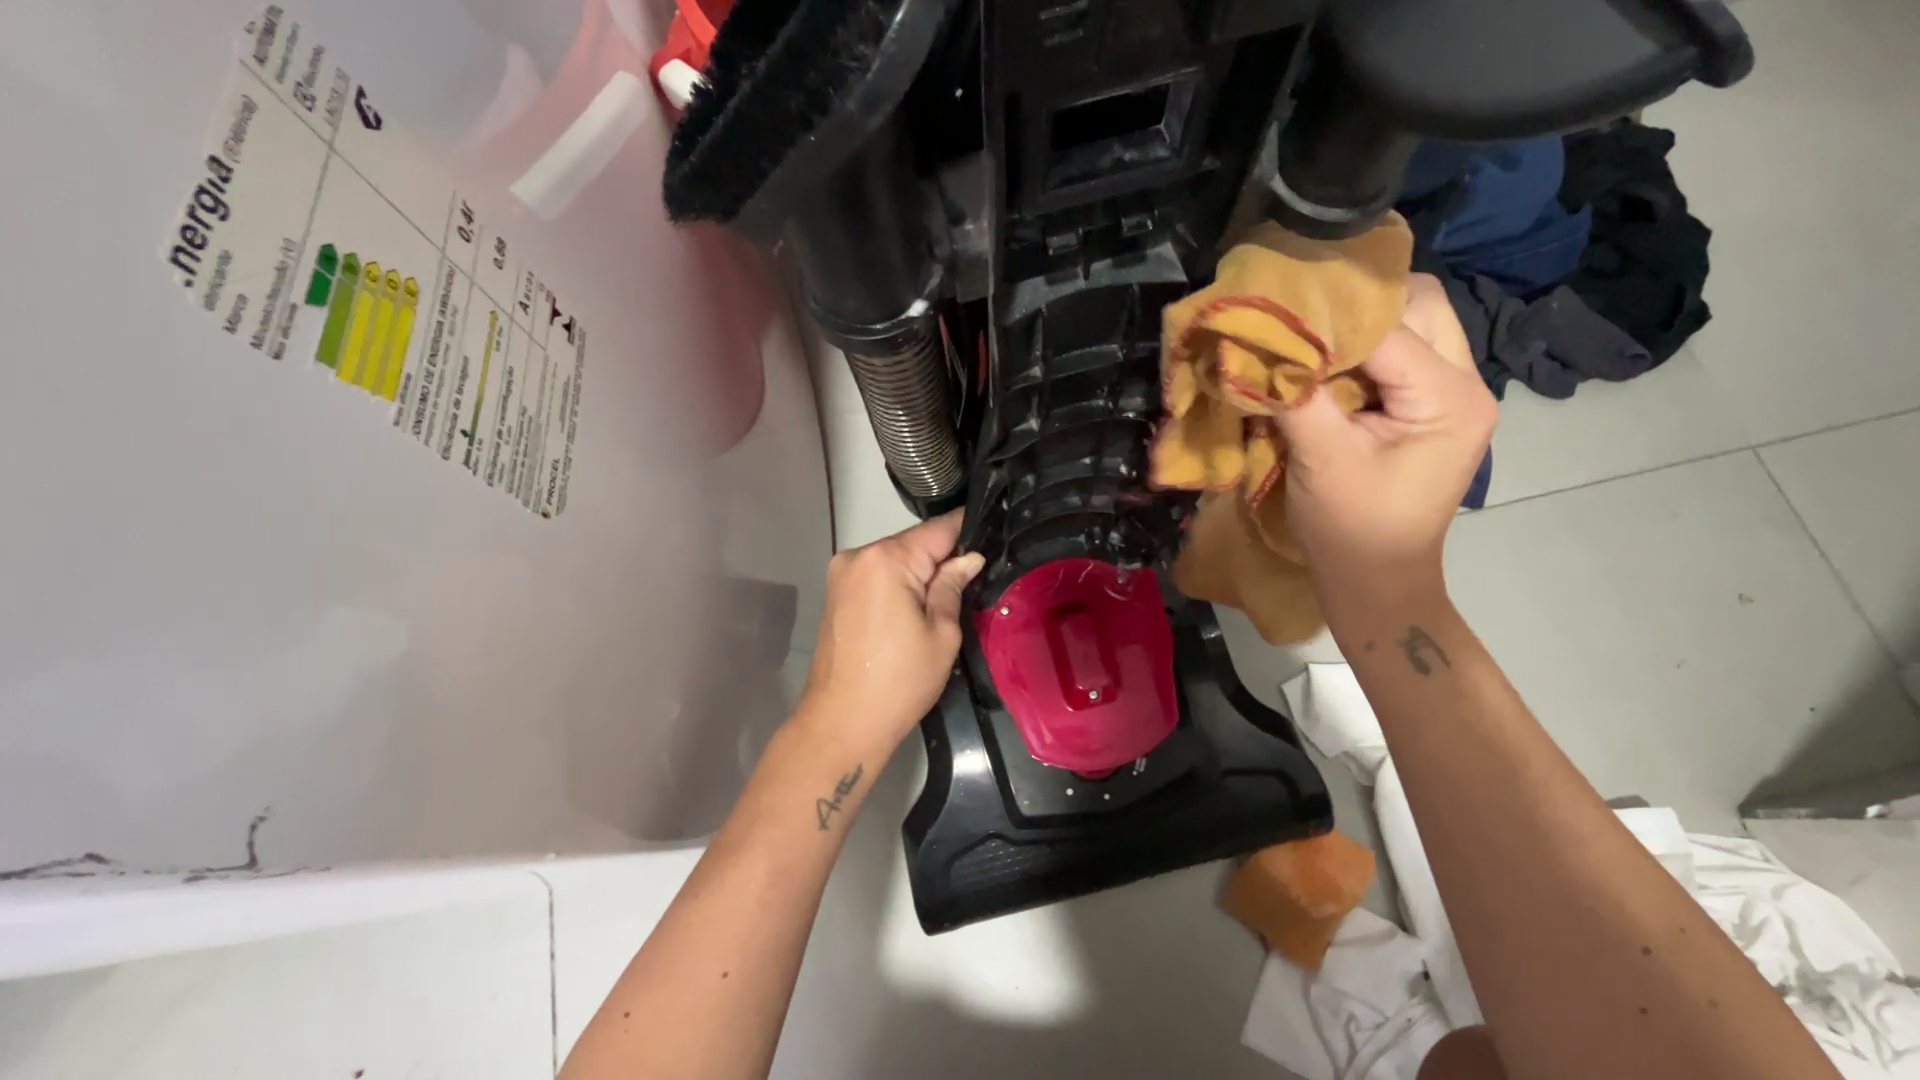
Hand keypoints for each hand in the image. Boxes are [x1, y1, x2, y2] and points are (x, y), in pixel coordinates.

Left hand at [796, 511, 985, 749]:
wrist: (842, 723)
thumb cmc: (899, 681)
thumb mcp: (942, 633)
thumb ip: (953, 586)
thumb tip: (969, 559)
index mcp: (886, 560)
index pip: (937, 529)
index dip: (967, 530)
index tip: (993, 532)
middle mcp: (858, 556)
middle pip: (913, 543)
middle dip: (942, 557)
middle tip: (976, 576)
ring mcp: (842, 575)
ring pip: (894, 560)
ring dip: (920, 573)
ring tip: (950, 596)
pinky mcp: (836, 594)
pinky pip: (877, 577)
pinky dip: (899, 585)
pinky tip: (917, 608)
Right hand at [1274, 274, 1496, 605]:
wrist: (1377, 581)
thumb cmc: (1351, 529)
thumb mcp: (1319, 457)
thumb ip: (1295, 392)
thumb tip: (1256, 340)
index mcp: (1448, 398)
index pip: (1387, 326)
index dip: (1329, 314)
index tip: (1276, 308)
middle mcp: (1465, 384)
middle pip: (1419, 304)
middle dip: (1356, 305)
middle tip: (1300, 318)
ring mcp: (1454, 395)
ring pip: (1414, 323)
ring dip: (1361, 327)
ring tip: (1310, 342)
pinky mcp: (1433, 407)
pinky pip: (1403, 354)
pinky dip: (1364, 351)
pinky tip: (1327, 367)